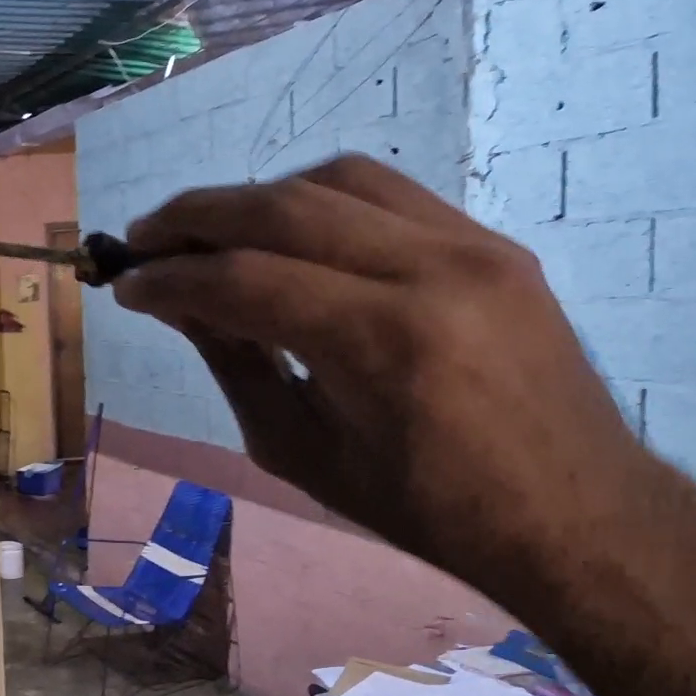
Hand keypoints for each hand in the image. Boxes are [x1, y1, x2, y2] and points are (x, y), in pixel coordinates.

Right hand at [111, 155, 648, 574]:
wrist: (573, 514)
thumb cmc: (417, 504)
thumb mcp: (293, 446)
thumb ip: (230, 359)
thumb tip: (172, 300)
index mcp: (381, 343)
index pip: (242, 280)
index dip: (167, 279)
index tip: (122, 286)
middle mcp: (431, 272)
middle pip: (281, 209)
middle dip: (192, 217)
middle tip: (140, 239)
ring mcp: (471, 246)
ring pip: (330, 181)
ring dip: (250, 199)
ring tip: (204, 231)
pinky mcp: (489, 241)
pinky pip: (382, 191)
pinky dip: (310, 199)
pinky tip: (277, 231)